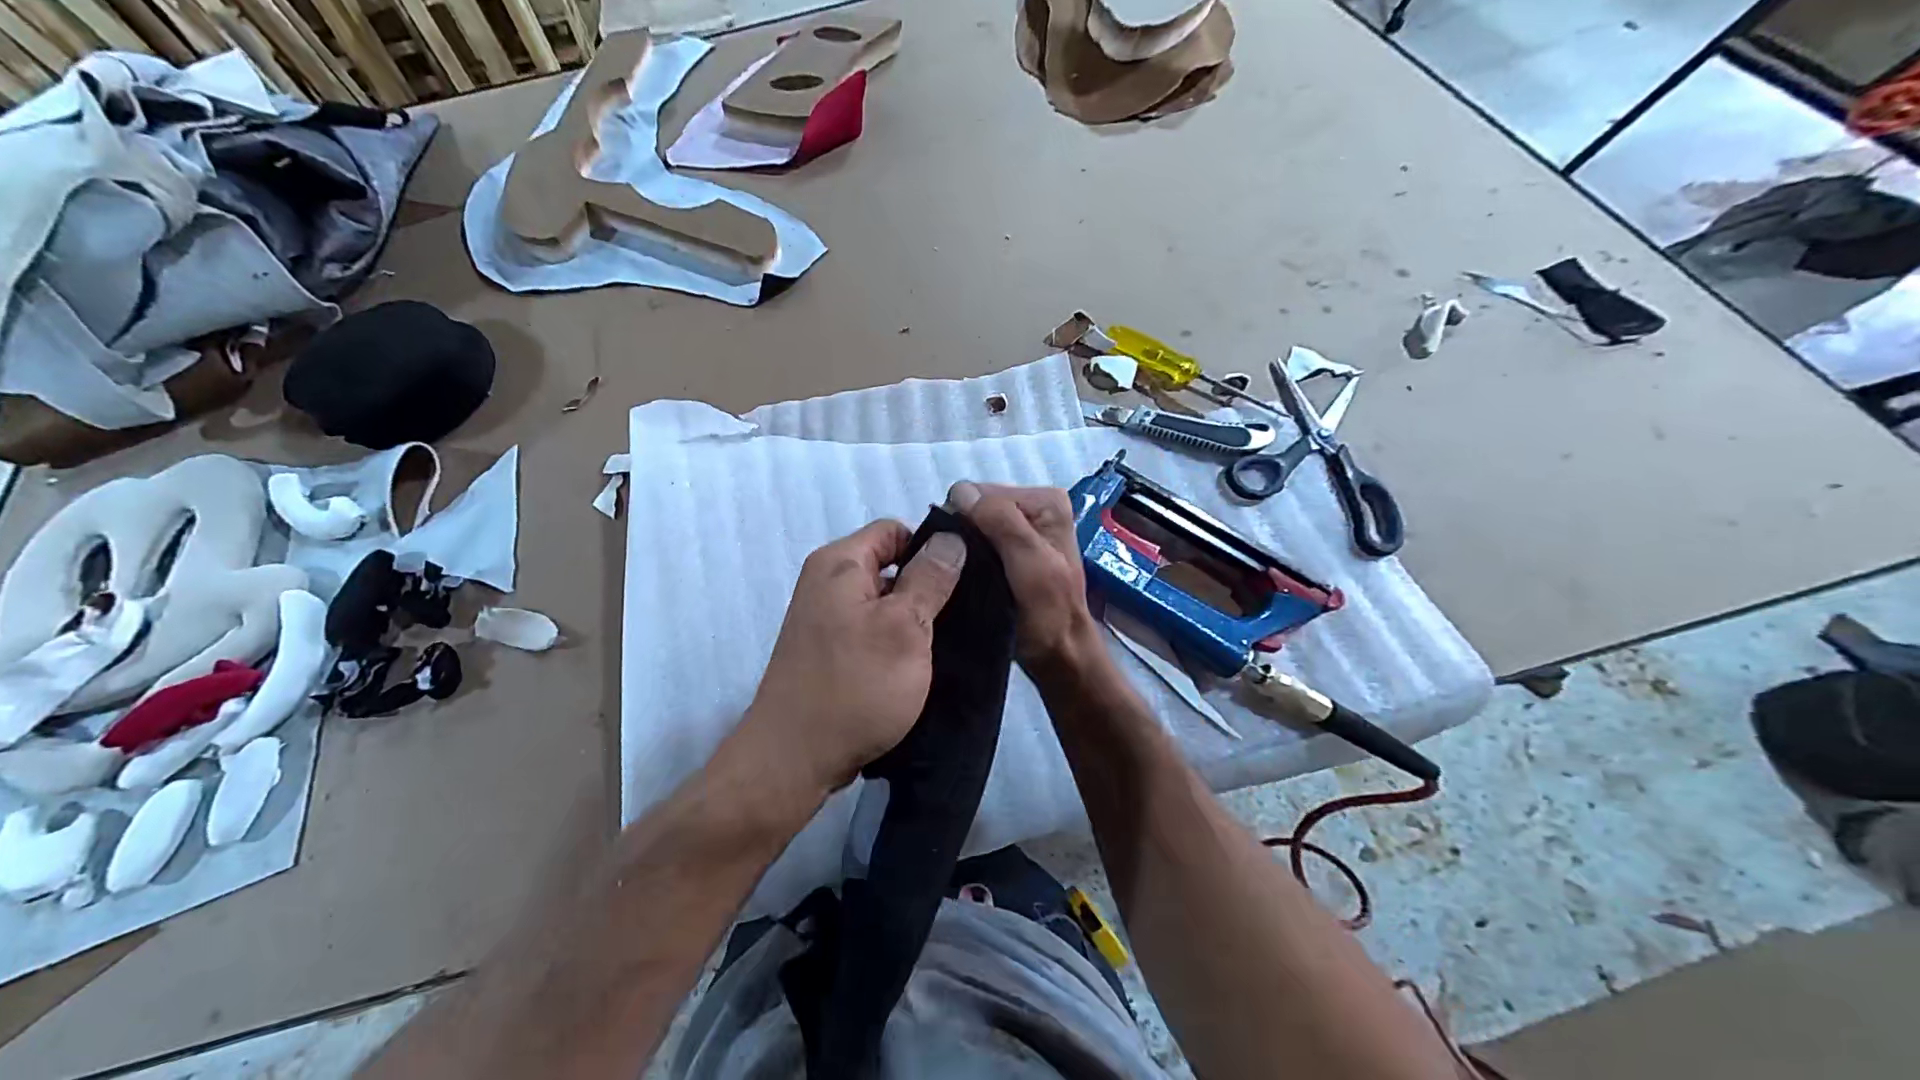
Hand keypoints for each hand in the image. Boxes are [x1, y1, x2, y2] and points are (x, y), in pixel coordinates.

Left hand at [743, 520, 966, 793]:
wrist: (794, 759)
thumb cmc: (855, 686)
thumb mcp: (904, 626)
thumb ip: (930, 578)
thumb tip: (951, 538)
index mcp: (839, 564)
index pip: (894, 531)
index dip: (932, 547)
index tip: (966, 576)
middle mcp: (827, 584)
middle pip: (890, 566)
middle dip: (928, 586)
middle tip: (968, 611)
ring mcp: (827, 622)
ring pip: (886, 604)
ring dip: (917, 619)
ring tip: (955, 639)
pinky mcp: (833, 655)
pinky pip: (874, 633)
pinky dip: (899, 643)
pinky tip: (927, 663)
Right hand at [947, 482, 1104, 675]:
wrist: (1059, 655)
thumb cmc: (1048, 613)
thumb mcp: (1029, 562)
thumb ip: (1001, 522)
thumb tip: (960, 492)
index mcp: (1045, 499)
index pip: (980, 493)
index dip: (966, 522)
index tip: (967, 558)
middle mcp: (1035, 506)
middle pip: (975, 508)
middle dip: (966, 535)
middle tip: (968, 571)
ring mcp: (1021, 529)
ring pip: (972, 527)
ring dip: (964, 550)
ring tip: (968, 577)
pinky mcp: (1009, 551)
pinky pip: (976, 543)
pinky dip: (968, 559)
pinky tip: (970, 578)